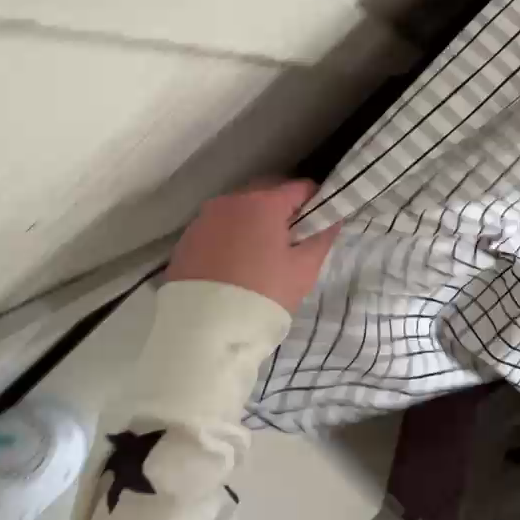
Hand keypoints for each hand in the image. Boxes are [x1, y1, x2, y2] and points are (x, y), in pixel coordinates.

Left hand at [166, 180, 339, 310]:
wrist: (203, 332)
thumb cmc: (262, 294)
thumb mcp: (304, 269)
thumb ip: (323, 237)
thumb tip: (333, 219)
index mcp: (264, 202)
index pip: (300, 187)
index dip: (316, 202)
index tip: (319, 223)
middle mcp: (232, 201)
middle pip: (268, 192)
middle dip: (284, 208)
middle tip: (293, 239)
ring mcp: (205, 218)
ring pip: (240, 208)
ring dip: (255, 220)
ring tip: (261, 253)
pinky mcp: (187, 239)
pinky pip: (219, 226)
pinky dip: (231, 234)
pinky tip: (235, 262)